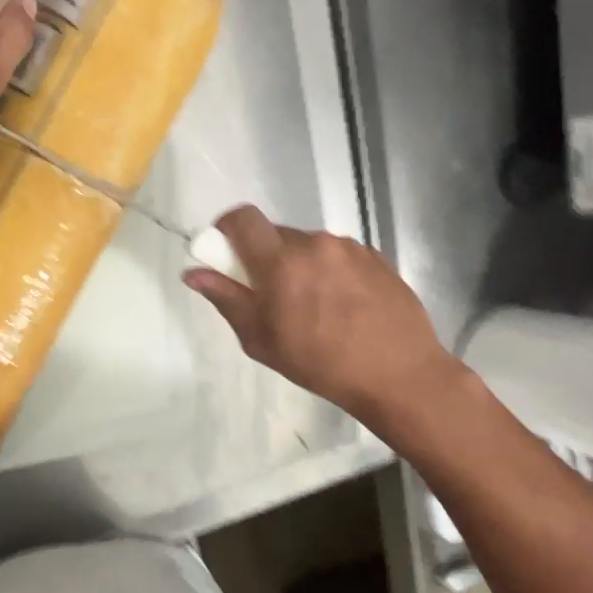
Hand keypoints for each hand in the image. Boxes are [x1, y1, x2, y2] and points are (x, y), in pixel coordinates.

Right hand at [183, 206, 461, 419]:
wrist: (399, 374)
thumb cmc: (319, 363)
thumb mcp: (259, 339)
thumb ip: (226, 299)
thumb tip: (193, 273)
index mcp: (281, 262)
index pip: (243, 218)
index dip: (227, 228)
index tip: (225, 254)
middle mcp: (315, 244)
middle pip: (275, 234)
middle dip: (264, 257)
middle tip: (269, 295)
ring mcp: (350, 248)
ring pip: (308, 246)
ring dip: (299, 266)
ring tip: (311, 307)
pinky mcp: (376, 257)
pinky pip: (337, 256)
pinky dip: (328, 273)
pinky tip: (341, 307)